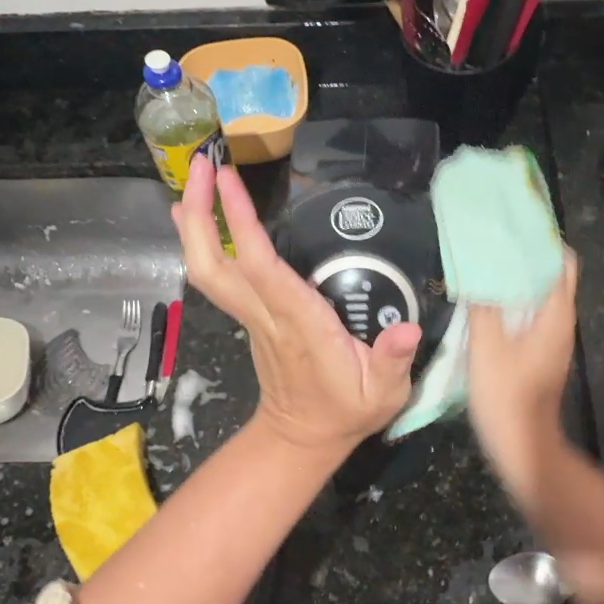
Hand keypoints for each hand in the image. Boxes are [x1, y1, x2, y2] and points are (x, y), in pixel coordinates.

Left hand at [173, 157, 421, 454]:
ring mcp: (251, 318)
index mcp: (299, 325)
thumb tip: (408, 329)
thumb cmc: (345, 411)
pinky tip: (202, 217)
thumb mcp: (384, 394)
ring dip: (195, 223)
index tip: (230, 182)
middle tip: (202, 166)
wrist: (303, 437)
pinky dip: (204, 242)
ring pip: (207, 269)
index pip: (261, 269)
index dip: (241, 224)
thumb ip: (393, 360)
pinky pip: (216, 276)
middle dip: (201, 214)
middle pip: (213, 265)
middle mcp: (266, 316)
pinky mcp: (249, 318)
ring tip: (196, 177)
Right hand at [466, 251, 578, 503]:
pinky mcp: (539, 356)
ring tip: (484, 265)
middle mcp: (560, 323)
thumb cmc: (507, 396)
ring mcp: (552, 341)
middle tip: (491, 241)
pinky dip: (512, 304)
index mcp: (556, 315)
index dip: (541, 240)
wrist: (522, 447)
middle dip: (524, 257)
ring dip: (515, 281)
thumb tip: (476, 271)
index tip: (513, 225)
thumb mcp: (487, 348)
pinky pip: (529, 317)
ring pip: (538, 298)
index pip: (562, 262)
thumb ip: (483, 307)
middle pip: (549, 277)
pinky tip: (485, 303)